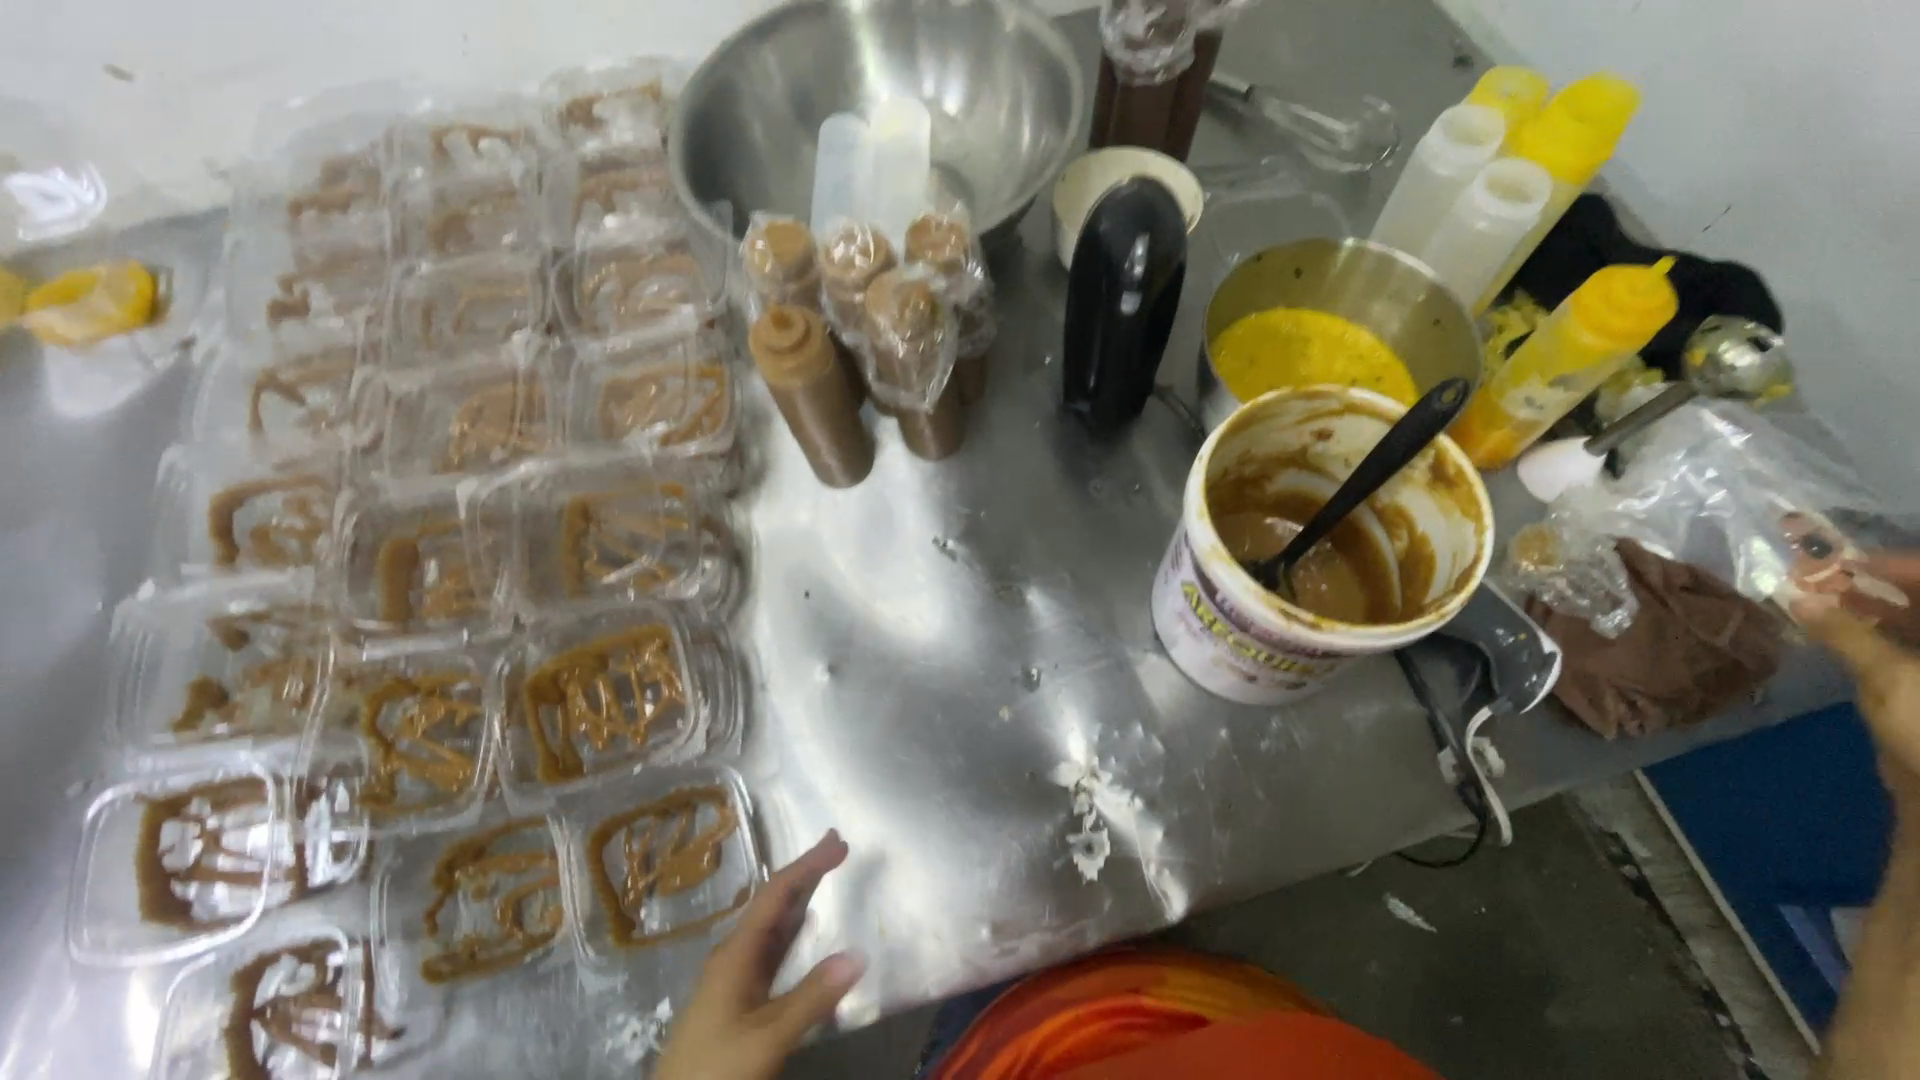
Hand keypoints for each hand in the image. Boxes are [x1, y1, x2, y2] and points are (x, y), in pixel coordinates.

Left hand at [657, 831, 865, 1079]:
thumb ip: (812, 997)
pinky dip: (792, 931)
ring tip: (825, 877)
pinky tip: (802, 934)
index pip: (776, 895)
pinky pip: (770, 950)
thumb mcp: (768, 1037)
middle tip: (837, 848)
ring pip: (771, 926)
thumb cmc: (715, 1068)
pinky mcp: (736, 1000)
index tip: (839, 843)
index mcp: (736, 953)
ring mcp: (732, 978)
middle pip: (773, 903)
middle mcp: (733, 956)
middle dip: (805, 873)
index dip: (808, 865)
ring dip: (800, 899)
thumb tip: (859, 954)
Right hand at [1799, 556, 1919, 815]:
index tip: (1842, 561)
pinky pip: (1905, 644)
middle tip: (1820, 577)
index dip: (1898, 567)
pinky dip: (1874, 633)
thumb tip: (1798, 598)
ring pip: (1912, 623)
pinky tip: (1837, 627)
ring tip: (1820, 599)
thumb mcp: (1888, 676)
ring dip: (1869, 608)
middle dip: (1875, 586)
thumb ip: (1845, 633)